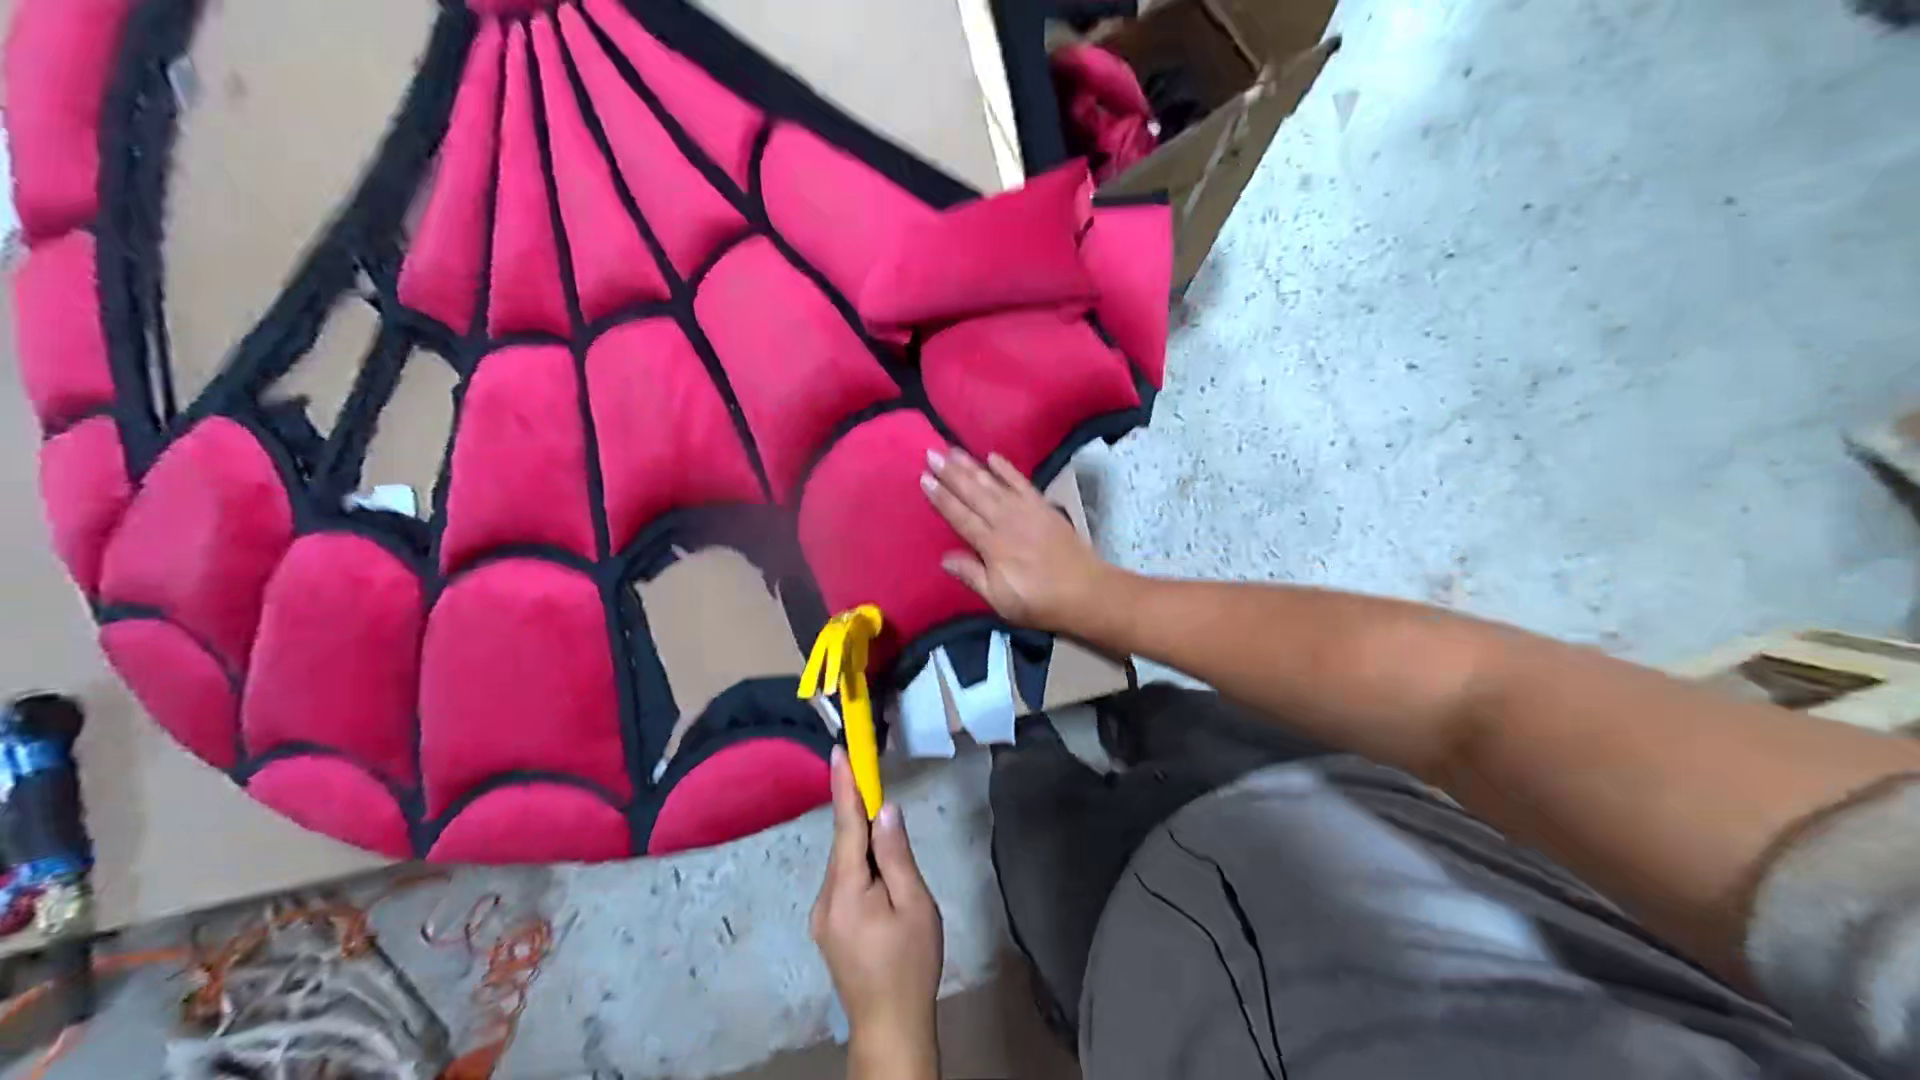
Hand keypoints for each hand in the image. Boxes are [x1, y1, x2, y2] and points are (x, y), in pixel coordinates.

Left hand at [811, 747, 942, 1079]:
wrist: (890, 1027)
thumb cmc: (910, 964)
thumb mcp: (915, 906)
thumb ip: (897, 856)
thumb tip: (886, 810)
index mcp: (846, 890)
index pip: (844, 825)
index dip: (843, 786)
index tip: (838, 752)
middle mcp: (824, 898)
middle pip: (845, 845)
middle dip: (864, 820)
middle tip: (884, 802)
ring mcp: (821, 915)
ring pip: (845, 864)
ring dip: (866, 850)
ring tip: (896, 871)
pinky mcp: (827, 926)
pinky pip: (844, 882)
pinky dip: (861, 869)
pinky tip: (883, 886)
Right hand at [920, 447, 1118, 631]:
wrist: (1086, 592)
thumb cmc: (1039, 602)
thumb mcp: (999, 600)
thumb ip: (972, 575)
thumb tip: (944, 558)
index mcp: (991, 545)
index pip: (959, 516)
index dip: (941, 497)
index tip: (924, 478)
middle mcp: (1005, 521)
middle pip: (973, 493)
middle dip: (951, 473)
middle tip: (931, 452)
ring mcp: (1026, 511)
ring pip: (992, 483)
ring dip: (972, 466)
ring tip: (952, 450)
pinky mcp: (1043, 507)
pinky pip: (1021, 482)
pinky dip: (1006, 469)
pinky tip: (992, 457)